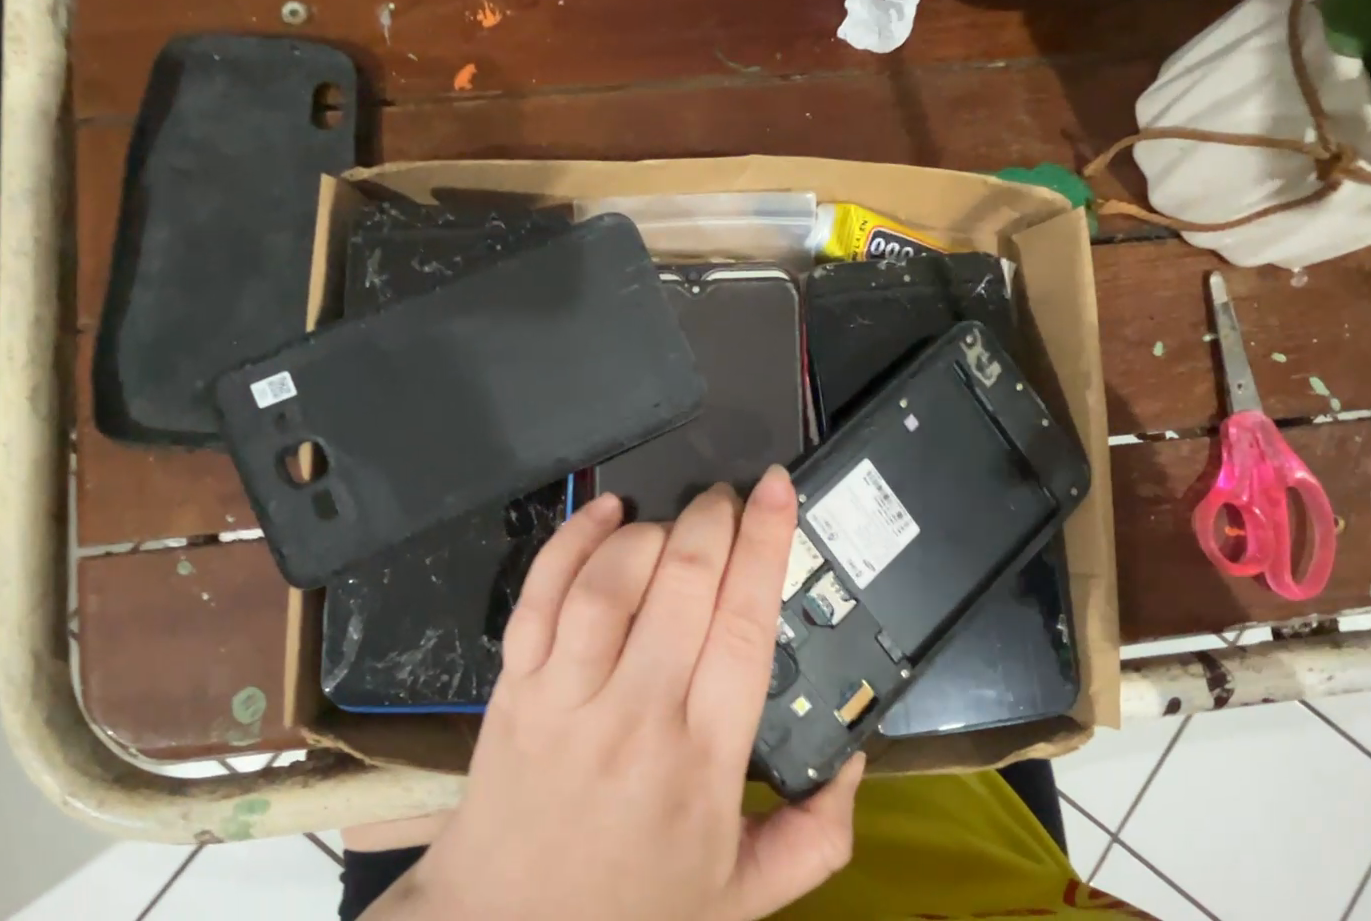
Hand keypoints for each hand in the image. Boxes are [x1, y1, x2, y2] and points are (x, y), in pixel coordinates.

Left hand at [367, 468, 864, 920]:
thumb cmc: (630, 907)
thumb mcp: (741, 895)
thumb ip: (816, 836)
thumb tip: (855, 760)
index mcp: (702, 760)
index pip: (743, 627)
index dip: (766, 546)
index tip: (776, 492)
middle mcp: (634, 713)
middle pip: (682, 585)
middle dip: (713, 521)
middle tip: (730, 499)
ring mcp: (565, 694)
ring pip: (611, 580)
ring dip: (652, 531)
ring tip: (677, 523)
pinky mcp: (515, 682)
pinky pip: (540, 594)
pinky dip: (572, 541)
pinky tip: (605, 513)